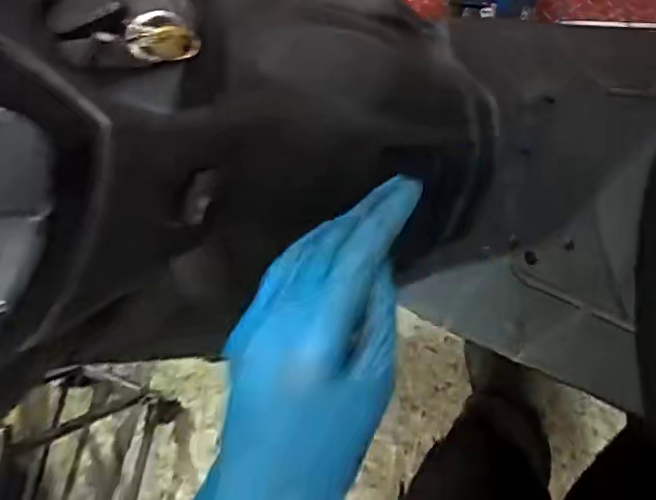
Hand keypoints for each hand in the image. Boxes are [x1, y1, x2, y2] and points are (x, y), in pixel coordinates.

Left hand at [200, 176, 422, 499]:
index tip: (409, 187)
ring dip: (338, 222)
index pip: (355, 253)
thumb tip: (380, 259)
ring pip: (302, 247)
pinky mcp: (246, 319)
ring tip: (371, 204)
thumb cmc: (331, 445)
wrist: (262, 484)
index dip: (383, 215)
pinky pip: (283, 265)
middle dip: (364, 209)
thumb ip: (377, 313)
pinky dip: (311, 243)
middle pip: (327, 242)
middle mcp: (280, 309)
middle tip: (397, 184)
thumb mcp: (373, 383)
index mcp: (316, 330)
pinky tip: (330, 235)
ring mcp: (257, 311)